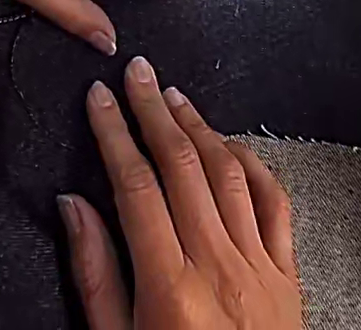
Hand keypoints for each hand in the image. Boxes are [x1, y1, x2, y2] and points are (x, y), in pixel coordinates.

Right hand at [59, 57, 301, 329]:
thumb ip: (94, 274)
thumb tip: (72, 203)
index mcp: (169, 289)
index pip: (135, 186)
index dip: (114, 134)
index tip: (99, 98)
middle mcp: (218, 265)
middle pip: (181, 165)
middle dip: (153, 110)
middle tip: (137, 71)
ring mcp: (260, 265)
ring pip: (227, 172)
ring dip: (198, 126)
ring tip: (172, 96)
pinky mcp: (288, 272)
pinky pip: (274, 201)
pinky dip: (251, 164)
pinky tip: (229, 143)